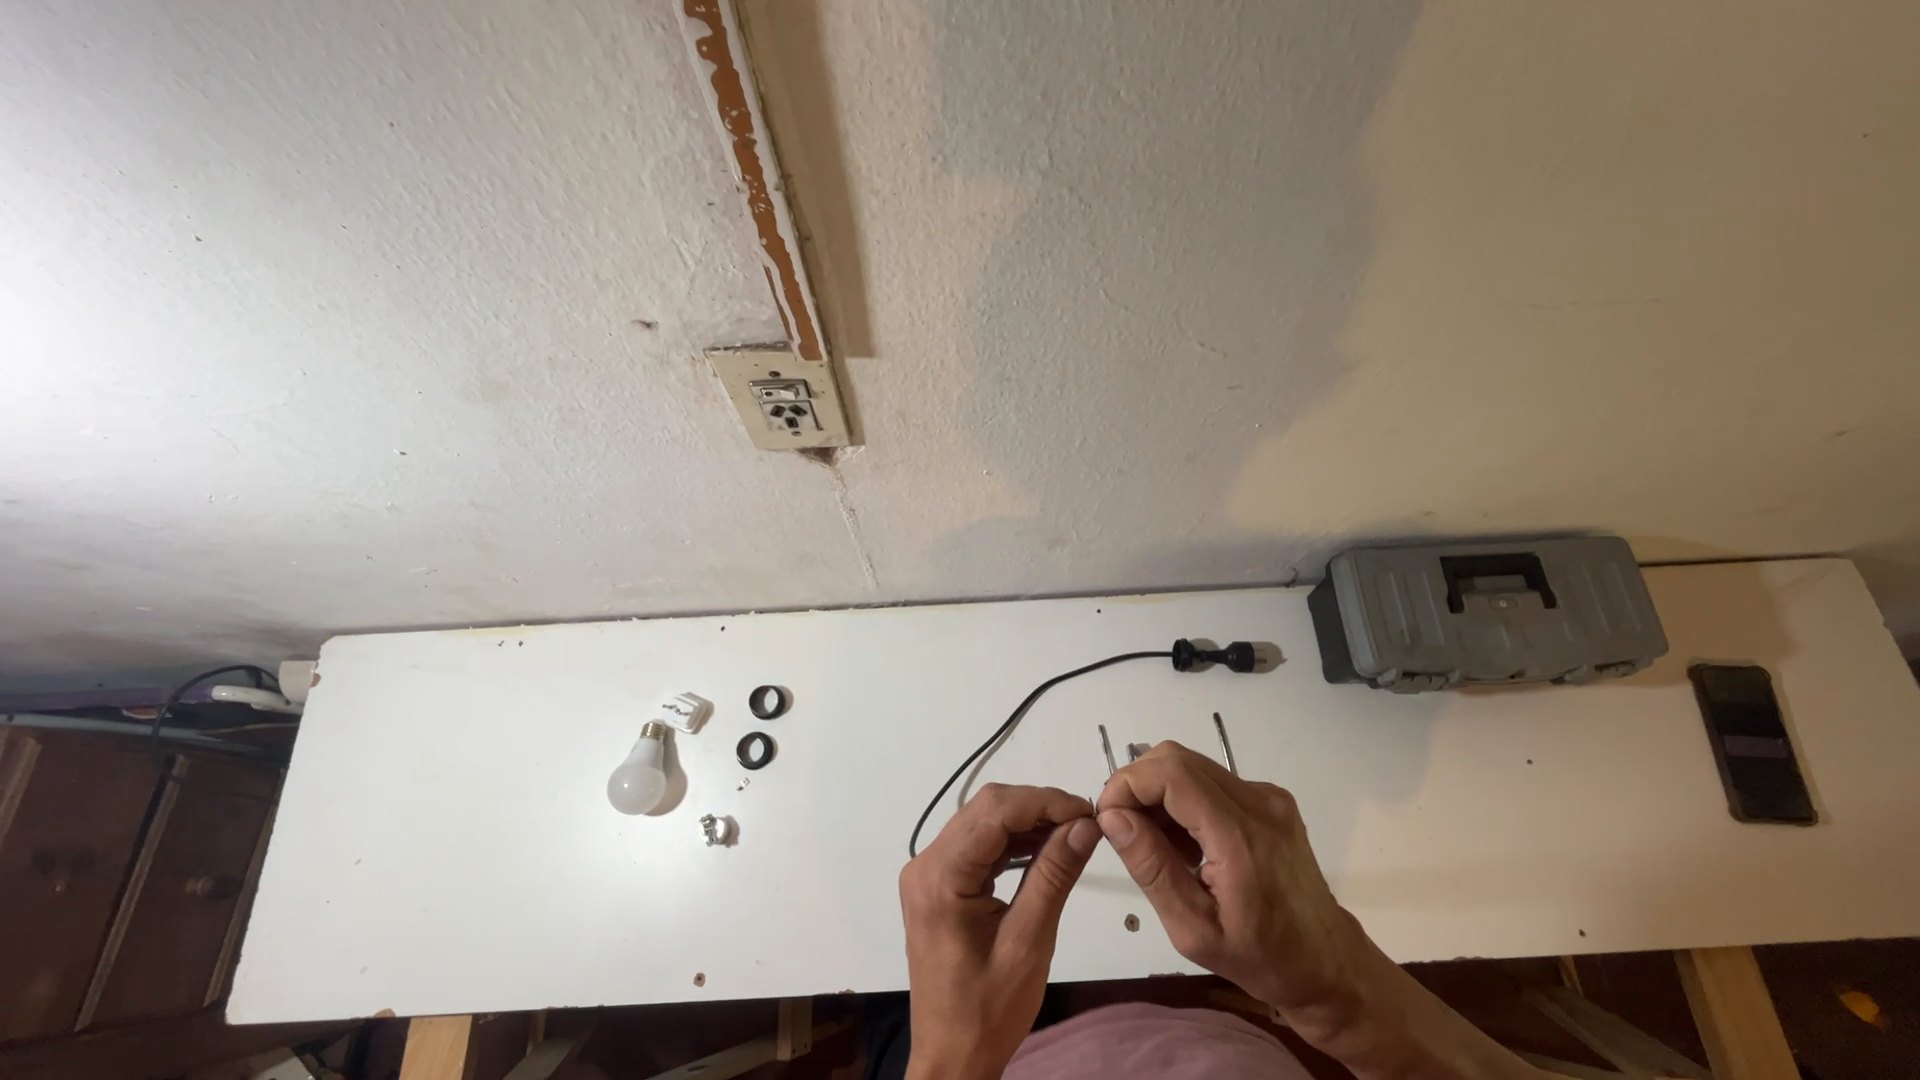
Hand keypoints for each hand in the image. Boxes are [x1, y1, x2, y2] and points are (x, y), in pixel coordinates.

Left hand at [898, 784, 1100, 1079]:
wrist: (951, 1058)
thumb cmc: (988, 1011)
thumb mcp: (1028, 943)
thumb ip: (1054, 877)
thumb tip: (1086, 825)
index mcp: (940, 877)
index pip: (994, 812)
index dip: (1044, 802)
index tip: (1089, 811)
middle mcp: (926, 863)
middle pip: (985, 809)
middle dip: (1037, 806)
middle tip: (1085, 822)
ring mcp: (929, 872)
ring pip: (982, 821)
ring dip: (1027, 820)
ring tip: (1073, 832)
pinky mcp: (938, 883)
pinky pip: (977, 845)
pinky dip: (1012, 841)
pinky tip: (1045, 846)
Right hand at [1095, 742, 1370, 1019]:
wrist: (1328, 963)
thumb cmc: (1260, 958)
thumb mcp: (1192, 929)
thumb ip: (1150, 867)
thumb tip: (1111, 816)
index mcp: (1241, 838)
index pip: (1172, 774)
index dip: (1128, 784)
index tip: (1107, 817)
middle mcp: (1259, 803)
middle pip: (1177, 759)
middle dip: (1137, 784)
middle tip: (1122, 828)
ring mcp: (1268, 797)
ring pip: (1190, 765)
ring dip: (1157, 792)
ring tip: (1155, 842)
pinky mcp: (1269, 799)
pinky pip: (1210, 779)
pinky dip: (1182, 798)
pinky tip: (1183, 841)